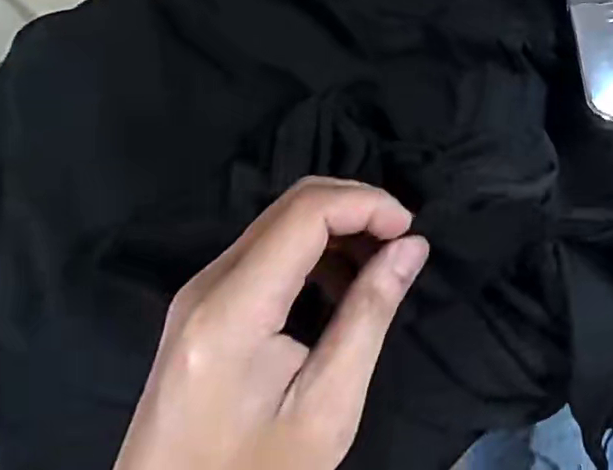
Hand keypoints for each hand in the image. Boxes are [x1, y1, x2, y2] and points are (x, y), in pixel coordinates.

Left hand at [115, 177, 429, 469]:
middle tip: (401, 241)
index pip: (306, 211)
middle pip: (292, 204)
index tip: (409, 230)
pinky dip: (313, 249)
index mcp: (232, 308)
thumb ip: (370, 315)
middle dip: (356, 208)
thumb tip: (412, 246)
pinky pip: (267, 250)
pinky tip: (340, 286)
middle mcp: (209, 282)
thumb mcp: (326, 409)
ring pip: (281, 221)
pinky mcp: (202, 306)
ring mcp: (200, 292)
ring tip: (379, 264)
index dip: (366, 203)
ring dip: (338, 226)